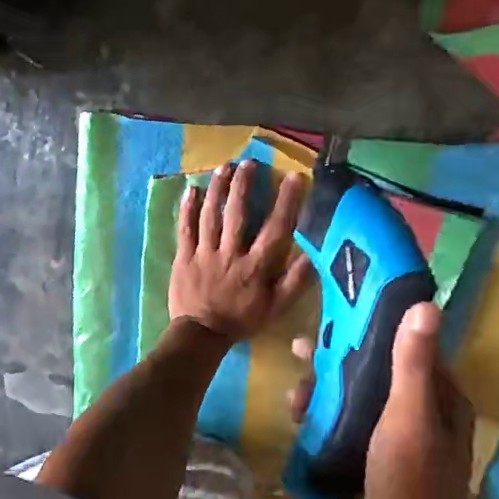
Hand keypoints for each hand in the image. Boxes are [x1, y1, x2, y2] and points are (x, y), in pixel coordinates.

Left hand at [169, 159, 313, 341]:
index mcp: (255, 266)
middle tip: (249, 162)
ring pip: (211, 215)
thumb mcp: (276, 307)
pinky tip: (191, 189)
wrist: (201, 336)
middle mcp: (231, 253)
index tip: (294, 177)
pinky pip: (185, 228)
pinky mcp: (184, 257)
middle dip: (244, 185)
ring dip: (218, 189)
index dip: (286, 201)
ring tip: (225, 167)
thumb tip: (314, 254)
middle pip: (238, 213)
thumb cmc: (241, 321)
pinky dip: (187, 208)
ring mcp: (205, 253)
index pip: (275, 228)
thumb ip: (295, 281)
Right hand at [286, 302, 473, 498]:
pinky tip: (297, 423)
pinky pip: (343, 429)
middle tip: (301, 349)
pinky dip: (321, 420)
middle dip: (339, 359)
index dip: (378, 323)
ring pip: (355, 400)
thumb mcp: (408, 421)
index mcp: (441, 403)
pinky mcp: (370, 465)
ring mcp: (394, 444)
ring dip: (323, 391)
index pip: (412, 346)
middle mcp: (421, 418)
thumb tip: (426, 303)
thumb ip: (412, 365)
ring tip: (292, 398)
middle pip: (377, 372)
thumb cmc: (408, 489)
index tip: (340, 307)